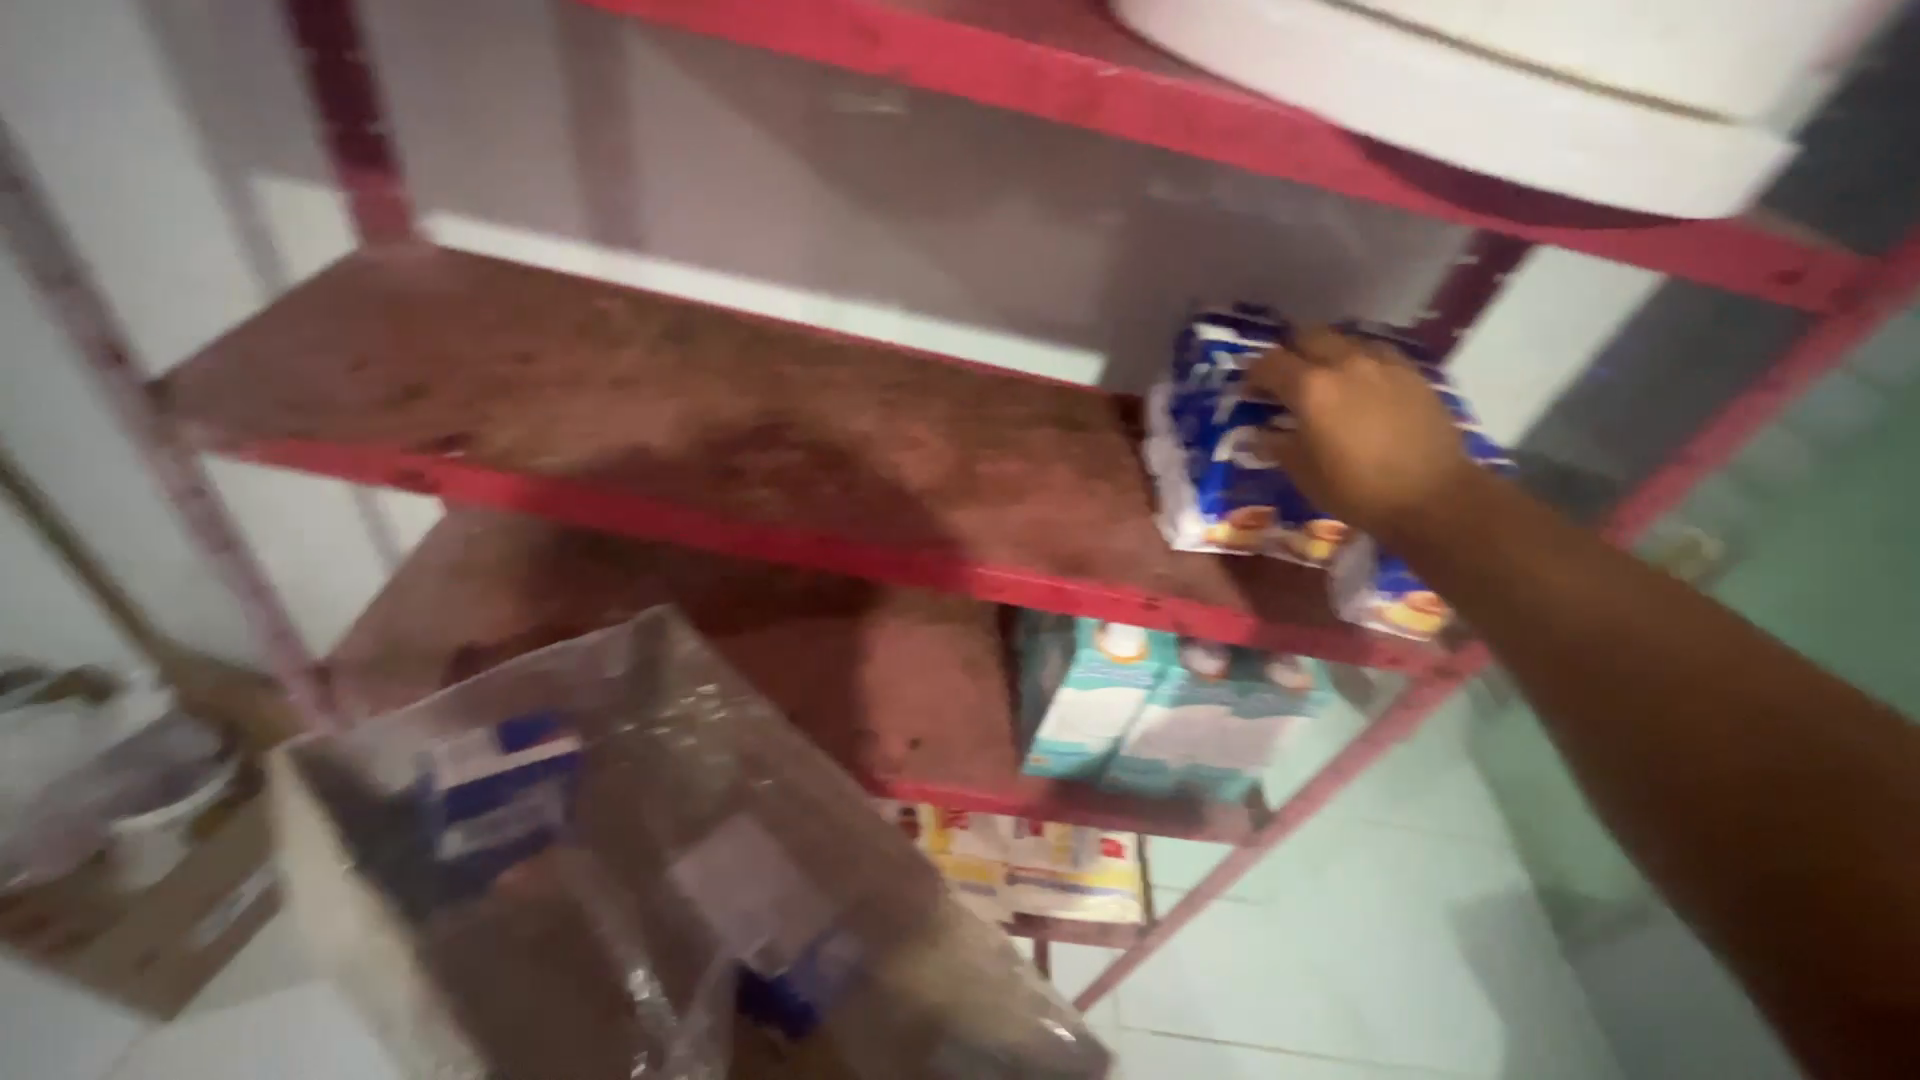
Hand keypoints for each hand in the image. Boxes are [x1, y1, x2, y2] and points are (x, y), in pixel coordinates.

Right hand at [1249, 325, 1477, 542]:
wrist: (1432, 496)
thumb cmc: (1357, 490)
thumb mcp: (1304, 474)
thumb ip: (1277, 445)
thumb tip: (1261, 433)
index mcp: (1310, 388)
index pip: (1269, 363)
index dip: (1253, 374)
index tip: (1250, 391)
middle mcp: (1345, 363)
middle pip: (1308, 337)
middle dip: (1291, 354)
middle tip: (1286, 380)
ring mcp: (1383, 364)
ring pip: (1345, 341)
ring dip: (1328, 354)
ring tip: (1327, 381)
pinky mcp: (1412, 373)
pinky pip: (1377, 354)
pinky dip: (1360, 364)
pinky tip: (1363, 388)